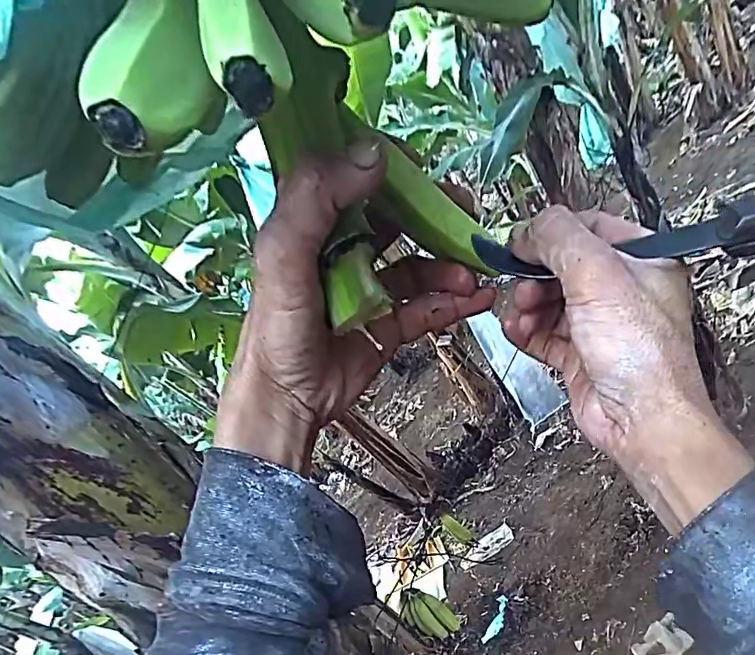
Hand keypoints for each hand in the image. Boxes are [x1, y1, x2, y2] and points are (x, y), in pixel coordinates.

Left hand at [214, 142, 496, 469]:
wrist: (287, 398)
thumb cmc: (277, 329)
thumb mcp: (284, 253)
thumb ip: (318, 198)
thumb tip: (372, 156)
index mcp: (313, 223)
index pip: (355, 179)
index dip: (390, 169)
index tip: (421, 169)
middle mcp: (345, 252)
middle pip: (397, 221)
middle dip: (434, 216)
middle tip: (465, 214)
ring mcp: (371, 290)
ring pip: (419, 266)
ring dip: (449, 266)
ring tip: (472, 271)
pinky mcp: (388, 326)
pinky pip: (427, 308)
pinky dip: (454, 303)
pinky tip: (477, 298)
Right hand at [502, 208, 751, 529]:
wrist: (643, 420)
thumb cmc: (641, 355)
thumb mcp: (597, 273)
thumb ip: (558, 237)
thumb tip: (529, 229)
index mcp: (646, 261)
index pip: (593, 228)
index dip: (554, 233)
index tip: (523, 239)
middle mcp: (626, 294)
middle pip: (566, 267)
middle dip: (536, 273)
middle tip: (520, 280)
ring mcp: (604, 329)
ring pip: (553, 303)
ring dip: (528, 304)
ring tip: (520, 312)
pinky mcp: (584, 361)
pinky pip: (547, 337)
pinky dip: (528, 331)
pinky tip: (515, 329)